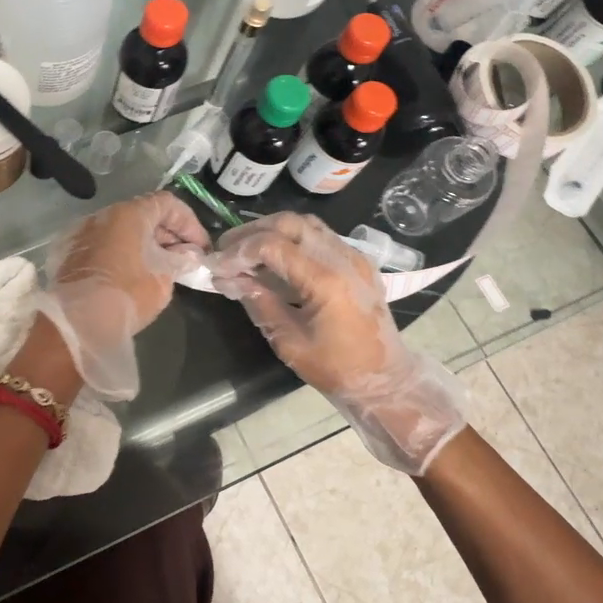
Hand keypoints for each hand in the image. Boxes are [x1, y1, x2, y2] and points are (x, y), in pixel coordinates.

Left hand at [37, 192, 210, 400]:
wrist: (75, 323)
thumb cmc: (125, 296)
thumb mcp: (162, 280)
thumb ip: (179, 262)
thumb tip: (187, 255)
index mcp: (128, 214)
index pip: (167, 204)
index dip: (189, 223)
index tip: (200, 248)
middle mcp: (102, 215)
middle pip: (143, 215)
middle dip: (167, 234)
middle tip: (184, 259)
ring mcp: (82, 233)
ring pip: (122, 230)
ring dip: (145, 244)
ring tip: (162, 268)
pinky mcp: (70, 253)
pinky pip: (105, 244)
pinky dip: (123, 253)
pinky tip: (133, 274)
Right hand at [208, 213, 465, 474]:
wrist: (386, 379)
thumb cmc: (336, 368)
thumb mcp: (289, 342)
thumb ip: (258, 303)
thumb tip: (228, 279)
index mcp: (326, 280)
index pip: (272, 245)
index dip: (238, 251)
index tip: (216, 265)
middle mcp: (342, 258)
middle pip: (289, 223)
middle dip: (251, 232)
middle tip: (226, 250)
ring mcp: (353, 256)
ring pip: (305, 224)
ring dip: (271, 231)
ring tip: (246, 252)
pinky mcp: (357, 262)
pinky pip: (320, 237)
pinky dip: (292, 240)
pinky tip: (275, 260)